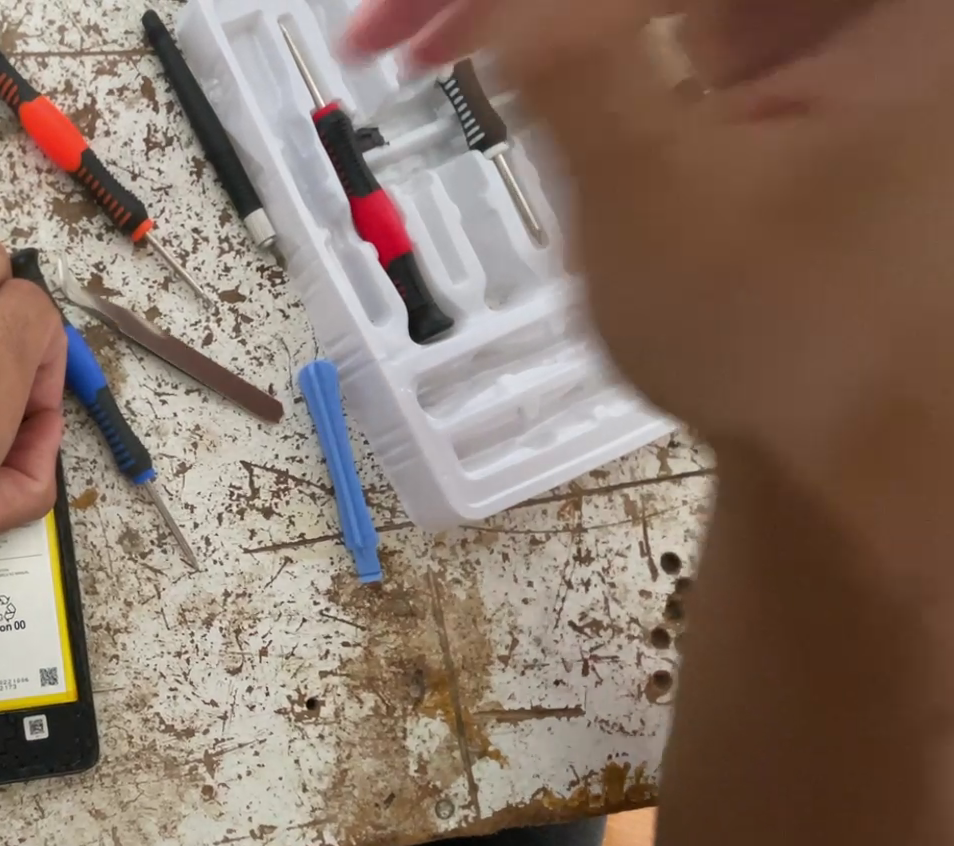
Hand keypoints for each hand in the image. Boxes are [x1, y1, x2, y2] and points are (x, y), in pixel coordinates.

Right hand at [345, 0, 953, 485]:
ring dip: (528, 8)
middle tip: (391, 29)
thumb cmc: (765, 327)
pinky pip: (659, 18)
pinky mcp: (773, 62)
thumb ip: (572, 71)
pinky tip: (500, 59)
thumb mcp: (653, 195)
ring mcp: (820, 20)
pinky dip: (569, 35)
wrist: (833, 425)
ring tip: (419, 47)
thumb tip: (485, 3)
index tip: (392, 25)